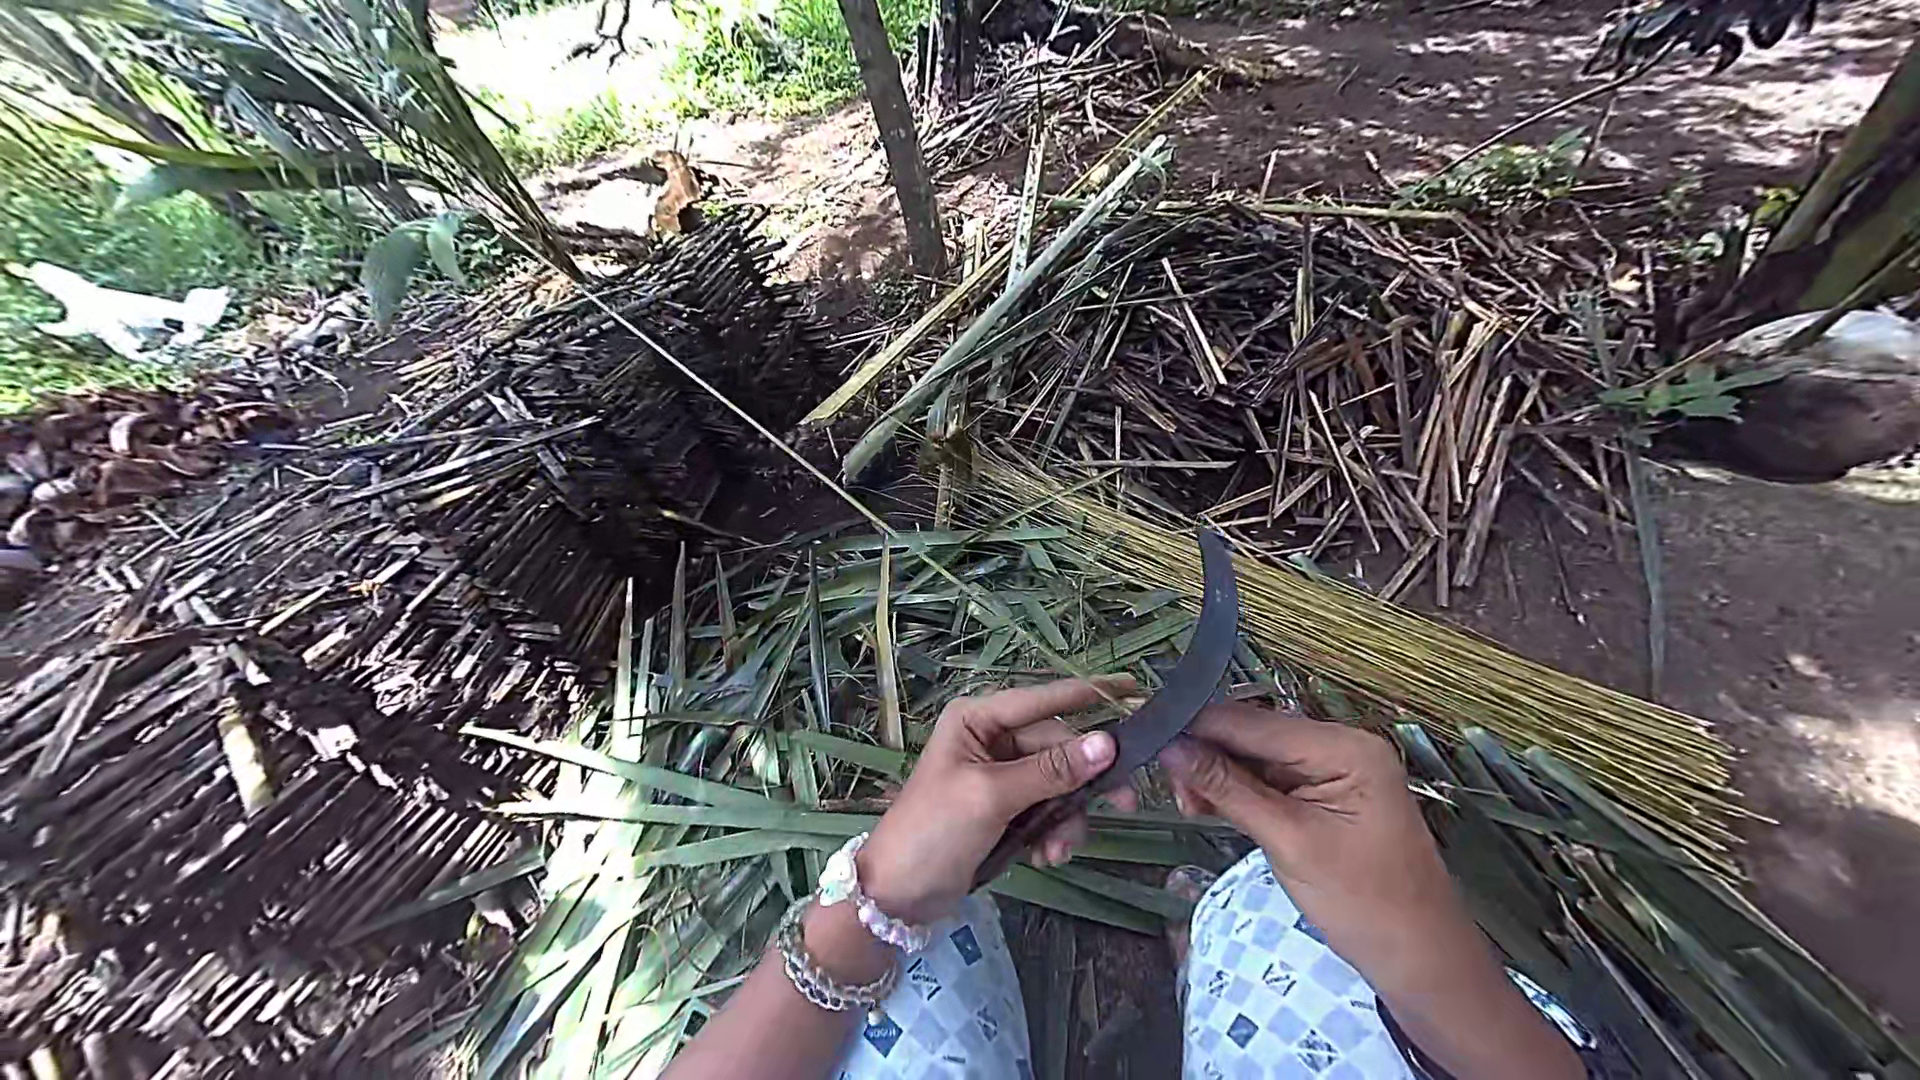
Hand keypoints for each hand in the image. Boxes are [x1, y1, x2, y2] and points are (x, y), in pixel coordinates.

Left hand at [857, 677, 1138, 924]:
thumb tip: (1107, 744)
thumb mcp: (992, 796)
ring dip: (1066, 816)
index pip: (1042, 699)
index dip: (1088, 694)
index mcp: (977, 718)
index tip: (1134, 688)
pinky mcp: (1005, 806)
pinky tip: (1046, 857)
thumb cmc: (935, 830)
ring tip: (1059, 850)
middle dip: (1080, 782)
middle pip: (1056, 746)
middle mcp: (990, 737)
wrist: (897, 896)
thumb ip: (1050, 770)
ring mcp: (998, 773)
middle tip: (1125, 805)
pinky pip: (1046, 807)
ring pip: (1057, 781)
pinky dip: (1053, 830)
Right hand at [1156, 703, 1473, 987]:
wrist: (1423, 966)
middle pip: (1250, 733)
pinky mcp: (1319, 789)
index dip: (1196, 726)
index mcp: (1342, 746)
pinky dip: (1234, 788)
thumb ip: (1225, 787)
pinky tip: (1209, 804)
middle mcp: (1336, 744)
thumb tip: (1169, 747)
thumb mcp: (1287, 841)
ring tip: (1189, 804)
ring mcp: (1329, 766)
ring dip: (1215, 774)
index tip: (1148, 737)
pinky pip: (1264, 775)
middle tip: (1170, 786)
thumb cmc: (1364, 905)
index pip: (1251, 722)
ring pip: (1251, 754)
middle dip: (1205, 754)